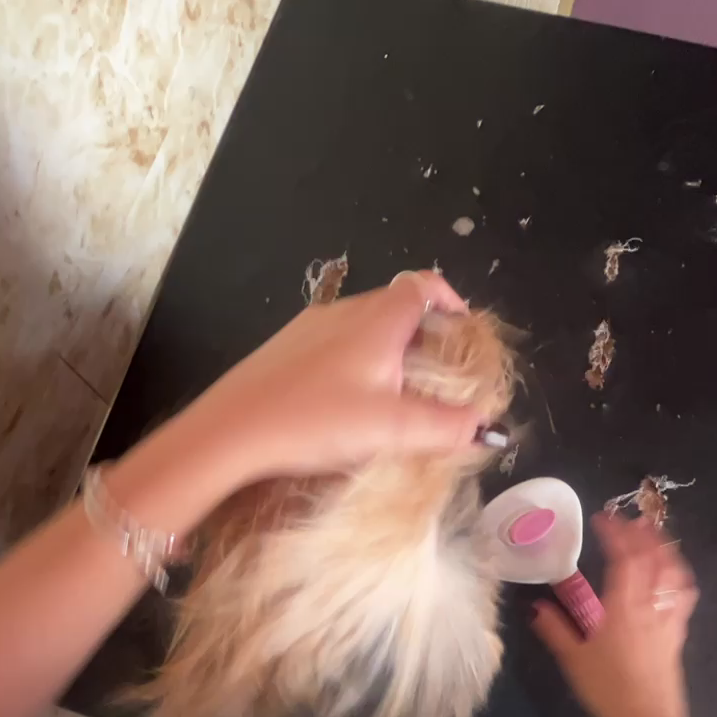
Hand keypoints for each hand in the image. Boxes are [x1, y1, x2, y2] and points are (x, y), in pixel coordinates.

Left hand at [180, 270, 486, 483]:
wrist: (231, 431)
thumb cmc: (316, 421)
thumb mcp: (391, 430)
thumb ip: (446, 427)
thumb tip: (484, 427)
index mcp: (378, 320)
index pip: (425, 286)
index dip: (452, 303)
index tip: (464, 337)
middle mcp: (344, 312)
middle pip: (397, 306)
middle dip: (424, 337)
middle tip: (437, 380)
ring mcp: (309, 327)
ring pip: (363, 327)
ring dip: (388, 352)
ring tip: (395, 397)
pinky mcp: (284, 349)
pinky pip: (333, 344)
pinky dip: (354, 363)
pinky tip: (345, 404)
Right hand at [533, 514, 698, 716]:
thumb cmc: (608, 690)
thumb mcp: (573, 659)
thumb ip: (555, 629)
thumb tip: (535, 607)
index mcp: (624, 607)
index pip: (625, 558)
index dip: (616, 533)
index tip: (604, 517)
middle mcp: (650, 607)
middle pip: (654, 559)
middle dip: (643, 535)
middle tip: (629, 519)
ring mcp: (668, 620)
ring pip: (673, 574)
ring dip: (664, 550)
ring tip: (654, 537)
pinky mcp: (676, 634)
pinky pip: (682, 596)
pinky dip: (677, 576)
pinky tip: (673, 574)